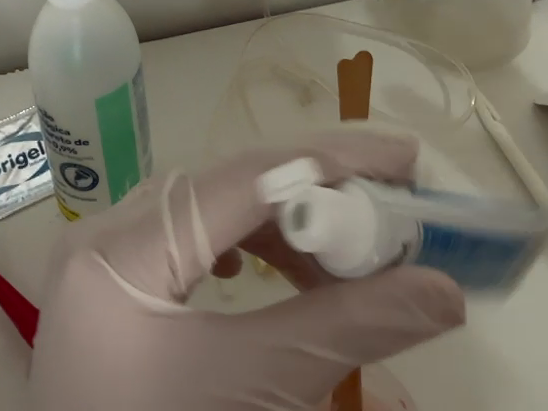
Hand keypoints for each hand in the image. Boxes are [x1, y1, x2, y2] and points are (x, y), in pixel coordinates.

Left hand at [29, 130, 464, 410]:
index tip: (405, 160)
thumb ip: (347, 329)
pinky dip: (242, 246)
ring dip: (284, 228)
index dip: (332, 162)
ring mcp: (103, 259)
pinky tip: (264, 271)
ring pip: (211, 207)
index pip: (242, 177)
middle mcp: (103, 235)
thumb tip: (444, 290)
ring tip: (342, 264)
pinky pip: (188, 236)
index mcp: (120, 251)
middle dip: (315, 195)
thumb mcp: (255, 389)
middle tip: (389, 209)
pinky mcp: (113, 285)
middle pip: (227, 185)